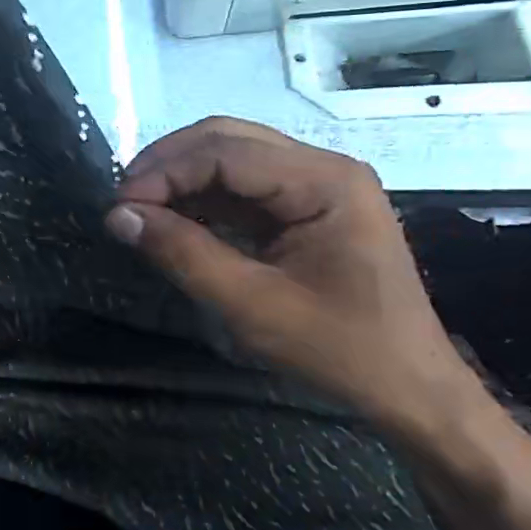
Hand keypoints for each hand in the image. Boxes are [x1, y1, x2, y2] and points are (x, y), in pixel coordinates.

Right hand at [109, 117, 494, 432]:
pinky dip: (209, 201)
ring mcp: (321, 185)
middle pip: (231, 141)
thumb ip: (186, 255)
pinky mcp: (311, 208)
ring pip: (237, 159)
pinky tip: (177, 220)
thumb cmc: (342, 351)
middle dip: (172, 165)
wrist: (411, 388)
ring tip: (141, 211)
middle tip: (125, 202)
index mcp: (325, 180)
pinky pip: (249, 189)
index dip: (166, 171)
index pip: (228, 151)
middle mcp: (324, 167)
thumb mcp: (255, 307)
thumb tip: (119, 216)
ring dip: (186, 180)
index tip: (119, 206)